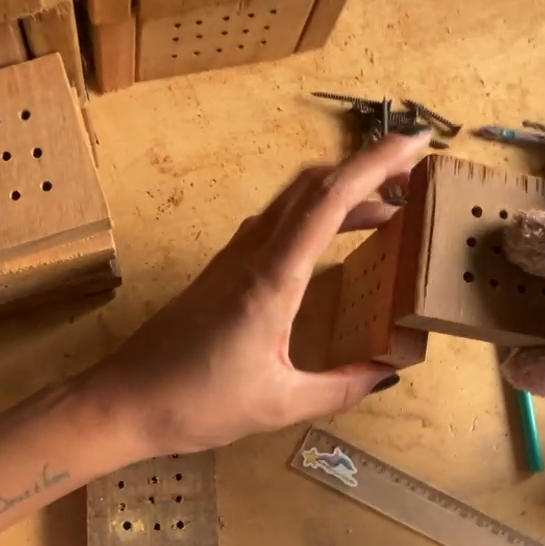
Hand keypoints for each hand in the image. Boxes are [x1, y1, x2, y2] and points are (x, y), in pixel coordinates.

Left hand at [82, 131, 430, 456]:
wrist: (124, 401)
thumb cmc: (196, 404)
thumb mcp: (278, 403)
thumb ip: (339, 387)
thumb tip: (387, 372)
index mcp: (271, 280)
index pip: (330, 200)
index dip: (378, 162)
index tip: (420, 142)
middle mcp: (250, 256)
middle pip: (311, 187)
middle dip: (365, 168)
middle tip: (412, 173)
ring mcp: (230, 260)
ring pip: (290, 203)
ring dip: (337, 193)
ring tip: (383, 210)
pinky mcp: (218, 274)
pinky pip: (273, 226)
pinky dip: (310, 217)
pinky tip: (328, 242)